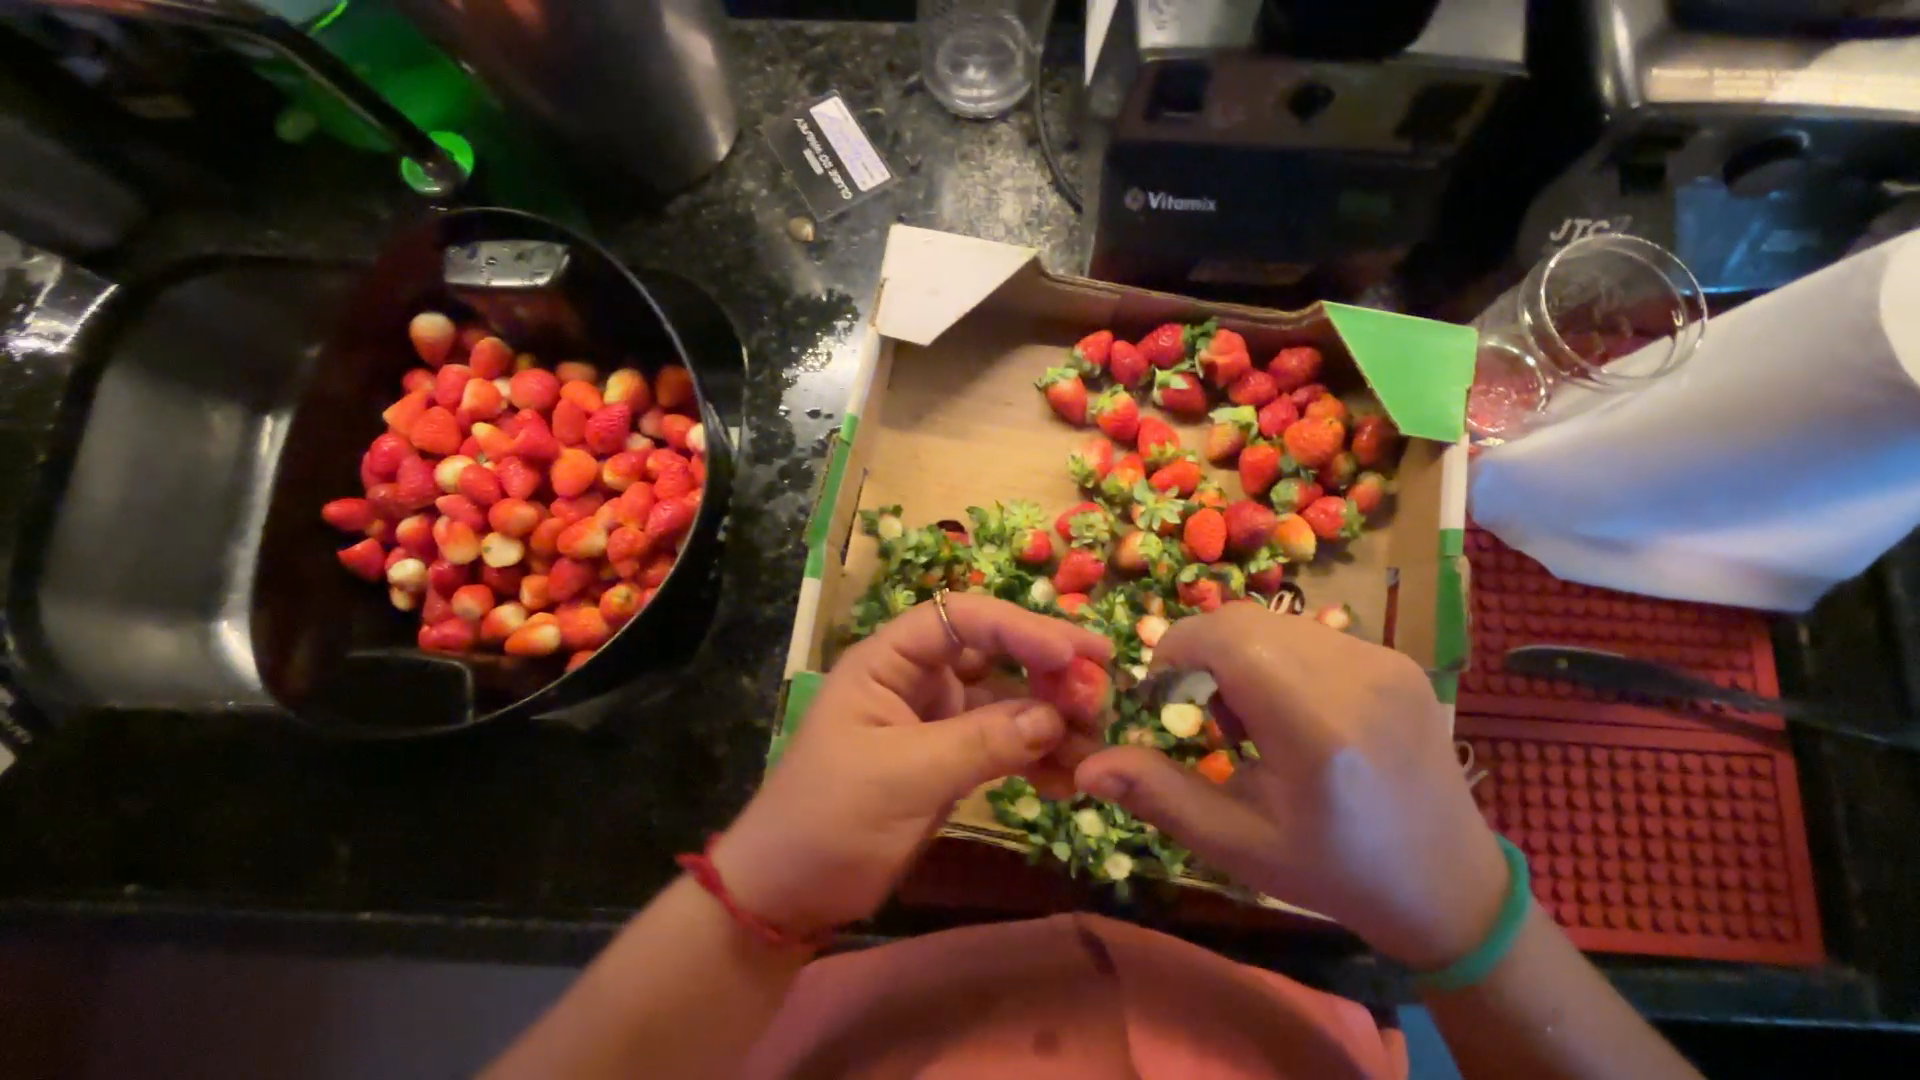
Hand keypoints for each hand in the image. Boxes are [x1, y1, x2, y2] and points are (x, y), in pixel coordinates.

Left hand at [712, 593, 1111, 937]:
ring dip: (1052, 716)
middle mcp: (916, 678)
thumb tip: (1055, 718)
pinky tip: (1070, 776)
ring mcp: (936, 719)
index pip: (962, 619)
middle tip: (1101, 694)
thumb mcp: (902, 777)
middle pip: (994, 653)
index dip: (1020, 628)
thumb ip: (980, 743)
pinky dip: (1037, 755)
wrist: (788, 894)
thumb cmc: (828, 820)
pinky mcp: (950, 759)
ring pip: (1007, 700)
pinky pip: (1004, 743)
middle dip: (1048, 670)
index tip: (1073, 656)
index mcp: (889, 661)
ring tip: (1097, 740)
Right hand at [1075, 603, 1506, 967]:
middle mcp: (1356, 677)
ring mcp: (1384, 662)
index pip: (1227, 637)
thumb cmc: (1333, 871)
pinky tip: (1290, 711)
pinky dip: (1278, 656)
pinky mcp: (1398, 660)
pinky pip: (1311, 634)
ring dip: (1239, 651)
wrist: (1448, 885)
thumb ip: (1160, 795)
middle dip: (1201, 650)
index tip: (1160, 694)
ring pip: (1276, 622)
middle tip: (1197, 710)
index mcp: (1316, 728)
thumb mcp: (1237, 845)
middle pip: (1245, 620)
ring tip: (1247, 717)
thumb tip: (1087, 765)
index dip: (1176, 649)